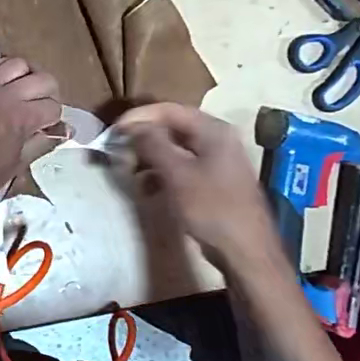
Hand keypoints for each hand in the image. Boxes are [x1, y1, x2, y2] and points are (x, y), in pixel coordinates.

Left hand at [0, 57, 60, 209]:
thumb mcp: (15, 165)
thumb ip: (41, 143)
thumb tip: (63, 131)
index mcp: (20, 118)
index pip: (53, 107)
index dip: (55, 120)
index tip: (49, 128)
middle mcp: (5, 94)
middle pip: (43, 80)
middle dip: (50, 95)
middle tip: (43, 109)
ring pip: (18, 64)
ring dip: (28, 76)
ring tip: (25, 91)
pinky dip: (3, 69)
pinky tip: (3, 83)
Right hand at [116, 103, 280, 271]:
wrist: (246, 250)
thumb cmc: (212, 208)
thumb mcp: (177, 174)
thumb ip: (153, 145)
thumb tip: (132, 125)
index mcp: (213, 130)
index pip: (169, 110)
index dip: (139, 116)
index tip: (114, 130)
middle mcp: (217, 139)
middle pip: (173, 127)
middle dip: (144, 138)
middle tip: (119, 151)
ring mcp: (217, 160)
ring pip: (176, 149)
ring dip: (151, 157)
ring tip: (130, 171)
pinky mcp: (213, 181)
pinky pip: (183, 167)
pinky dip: (163, 173)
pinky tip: (148, 188)